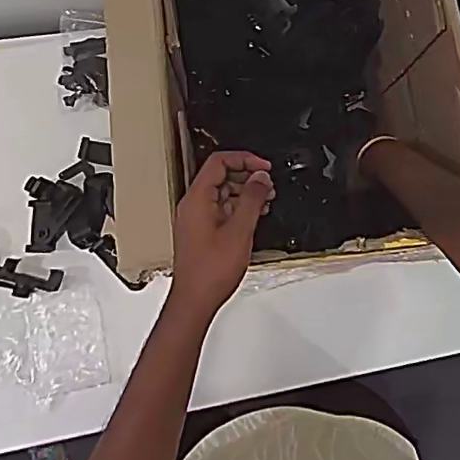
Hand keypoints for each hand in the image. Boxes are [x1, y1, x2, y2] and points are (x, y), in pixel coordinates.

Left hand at [169, 151, 274, 318]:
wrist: (195, 299)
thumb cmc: (210, 272)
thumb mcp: (240, 230)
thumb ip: (252, 199)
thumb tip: (260, 177)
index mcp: (197, 200)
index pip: (218, 162)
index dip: (244, 159)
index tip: (263, 167)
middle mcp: (193, 206)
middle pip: (220, 176)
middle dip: (246, 175)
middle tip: (267, 184)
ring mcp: (195, 219)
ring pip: (222, 193)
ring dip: (244, 192)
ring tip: (264, 199)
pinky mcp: (201, 231)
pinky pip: (220, 208)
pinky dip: (238, 207)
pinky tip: (253, 215)